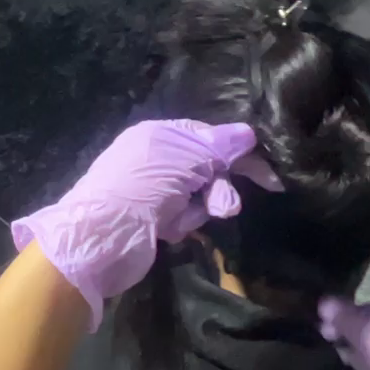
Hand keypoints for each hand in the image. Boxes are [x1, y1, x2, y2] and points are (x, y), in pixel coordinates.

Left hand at [13, 119, 279, 329]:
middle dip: (217, 188)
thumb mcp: (186, 158)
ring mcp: (152, 189)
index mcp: (159, 134)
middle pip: (207, 168)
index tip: (269, 178)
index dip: (239, 154)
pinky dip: (181, 224)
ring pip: (198, 196)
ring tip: (179, 221)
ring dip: (197, 210)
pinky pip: (183, 217)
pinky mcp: (150, 219)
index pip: (210, 136)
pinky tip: (167, 231)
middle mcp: (155, 158)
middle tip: (222, 208)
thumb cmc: (143, 187)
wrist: (100, 236)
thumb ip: (219, 146)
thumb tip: (248, 133)